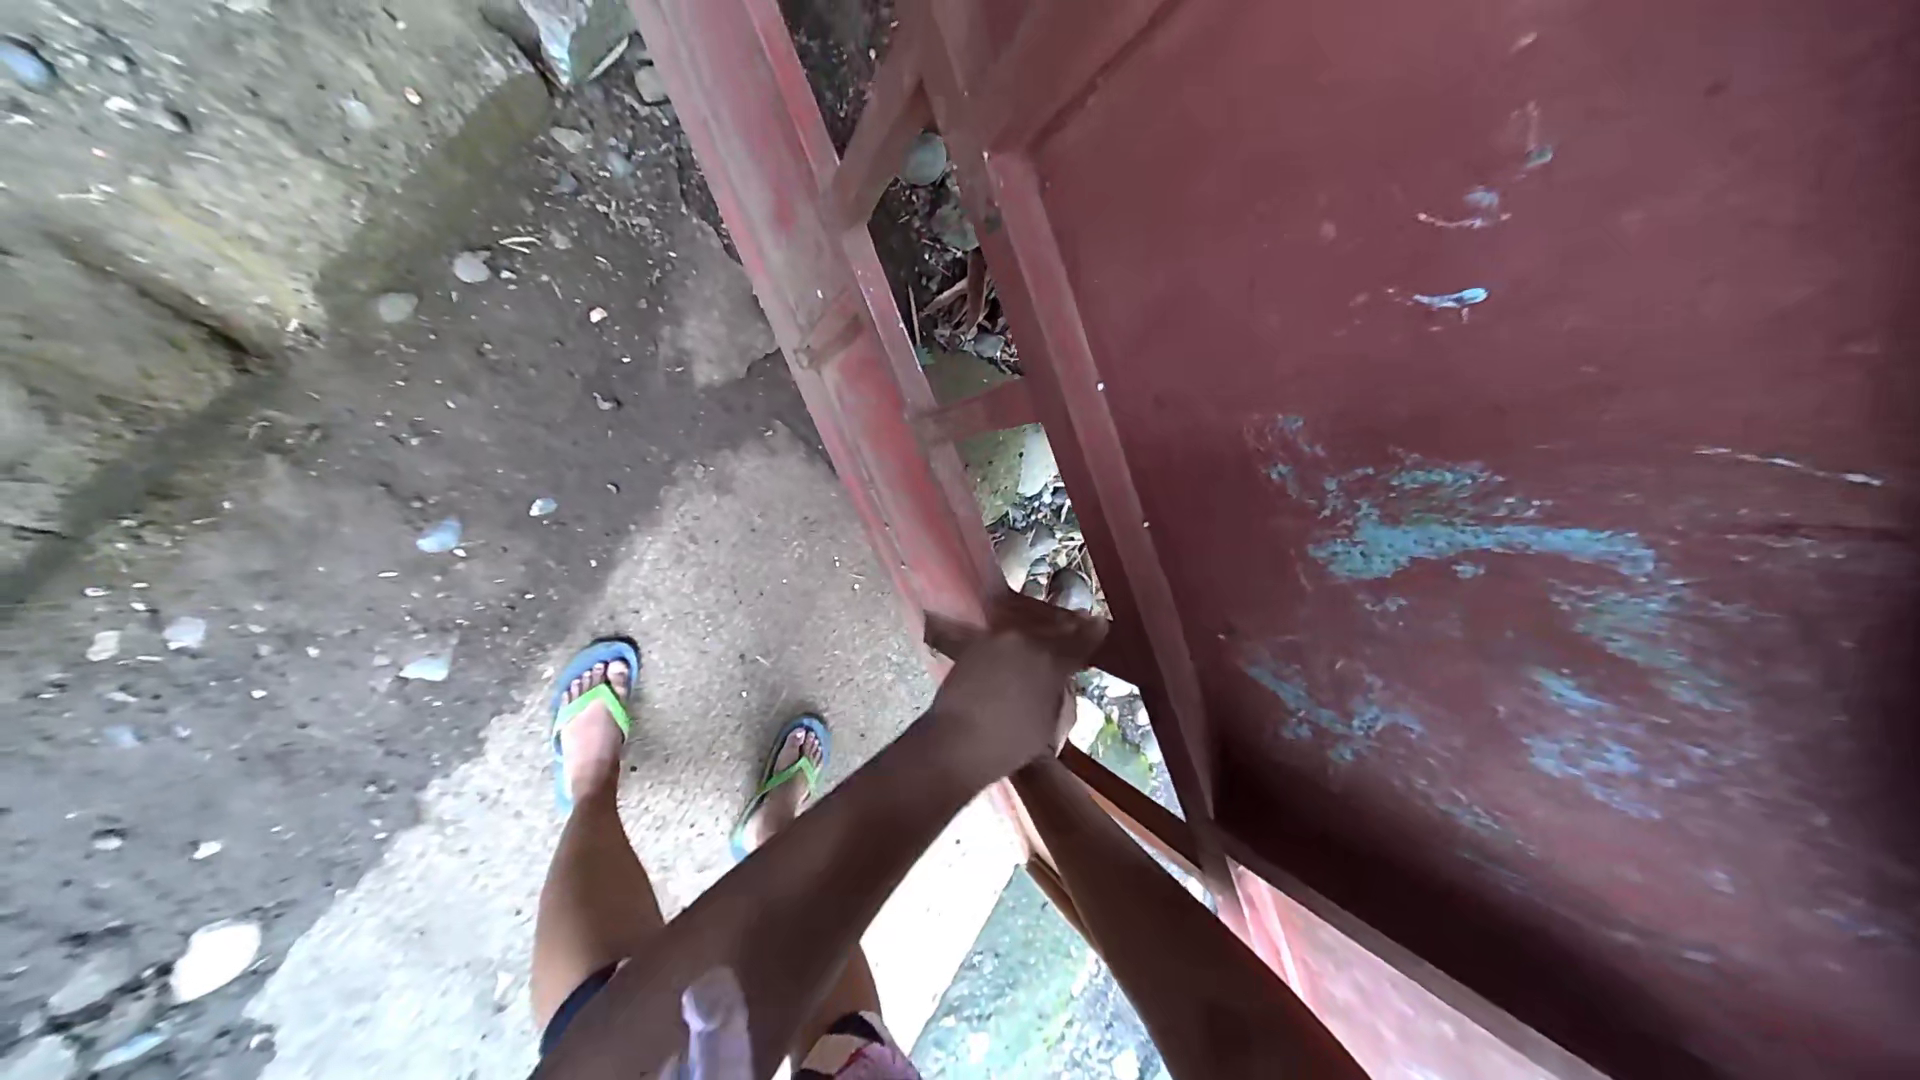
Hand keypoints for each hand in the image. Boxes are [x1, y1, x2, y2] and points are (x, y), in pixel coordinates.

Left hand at [924, 604, 1106, 784]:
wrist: (957, 741)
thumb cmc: (1011, 743)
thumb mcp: (1049, 722)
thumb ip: (1058, 692)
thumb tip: (1059, 679)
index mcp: (1051, 660)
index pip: (1079, 640)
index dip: (1093, 632)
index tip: (1101, 623)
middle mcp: (1025, 641)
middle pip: (1052, 629)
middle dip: (1068, 627)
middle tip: (1079, 622)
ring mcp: (996, 640)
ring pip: (1025, 630)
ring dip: (1038, 632)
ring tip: (1046, 637)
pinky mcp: (974, 646)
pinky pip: (1003, 637)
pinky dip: (1014, 642)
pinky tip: (1015, 649)